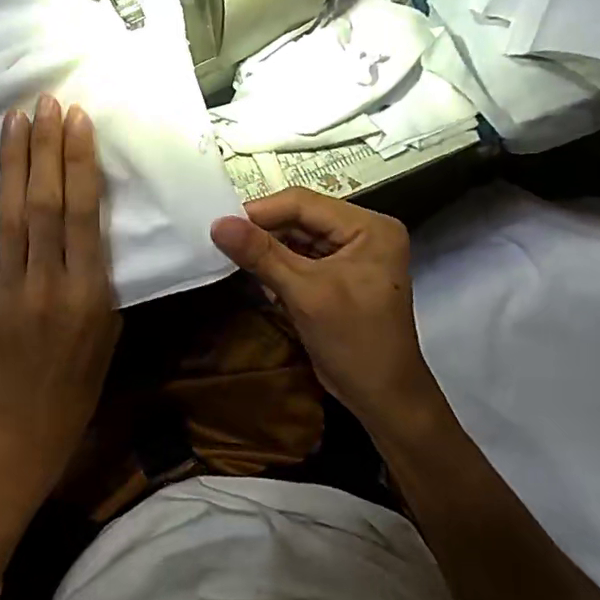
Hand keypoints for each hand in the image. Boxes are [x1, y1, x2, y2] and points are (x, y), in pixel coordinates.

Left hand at [0, 95, 120, 501]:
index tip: (78, 120)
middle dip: (45, 148)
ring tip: (15, 120)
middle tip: (45, 103)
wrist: (31, 421)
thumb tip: (87, 217)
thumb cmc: (83, 375)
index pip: (83, 213)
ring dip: (13, 165)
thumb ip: (99, 270)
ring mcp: (6, 291)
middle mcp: (46, 283)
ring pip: (11, 216)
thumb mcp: (110, 323)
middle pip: (45, 203)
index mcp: (88, 291)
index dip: (79, 162)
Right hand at [210, 188, 434, 423]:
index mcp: (369, 227)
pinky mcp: (339, 276)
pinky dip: (278, 268)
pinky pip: (302, 260)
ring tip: (233, 258)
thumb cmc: (353, 341)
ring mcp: (352, 255)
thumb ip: (260, 254)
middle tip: (222, 241)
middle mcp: (364, 233)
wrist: (382, 397)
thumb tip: (217, 224)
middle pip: (301, 219)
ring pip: (297, 239)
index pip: (304, 203)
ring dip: (268, 251)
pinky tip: (258, 279)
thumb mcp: (304, 293)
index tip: (220, 223)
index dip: (260, 211)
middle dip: (263, 232)